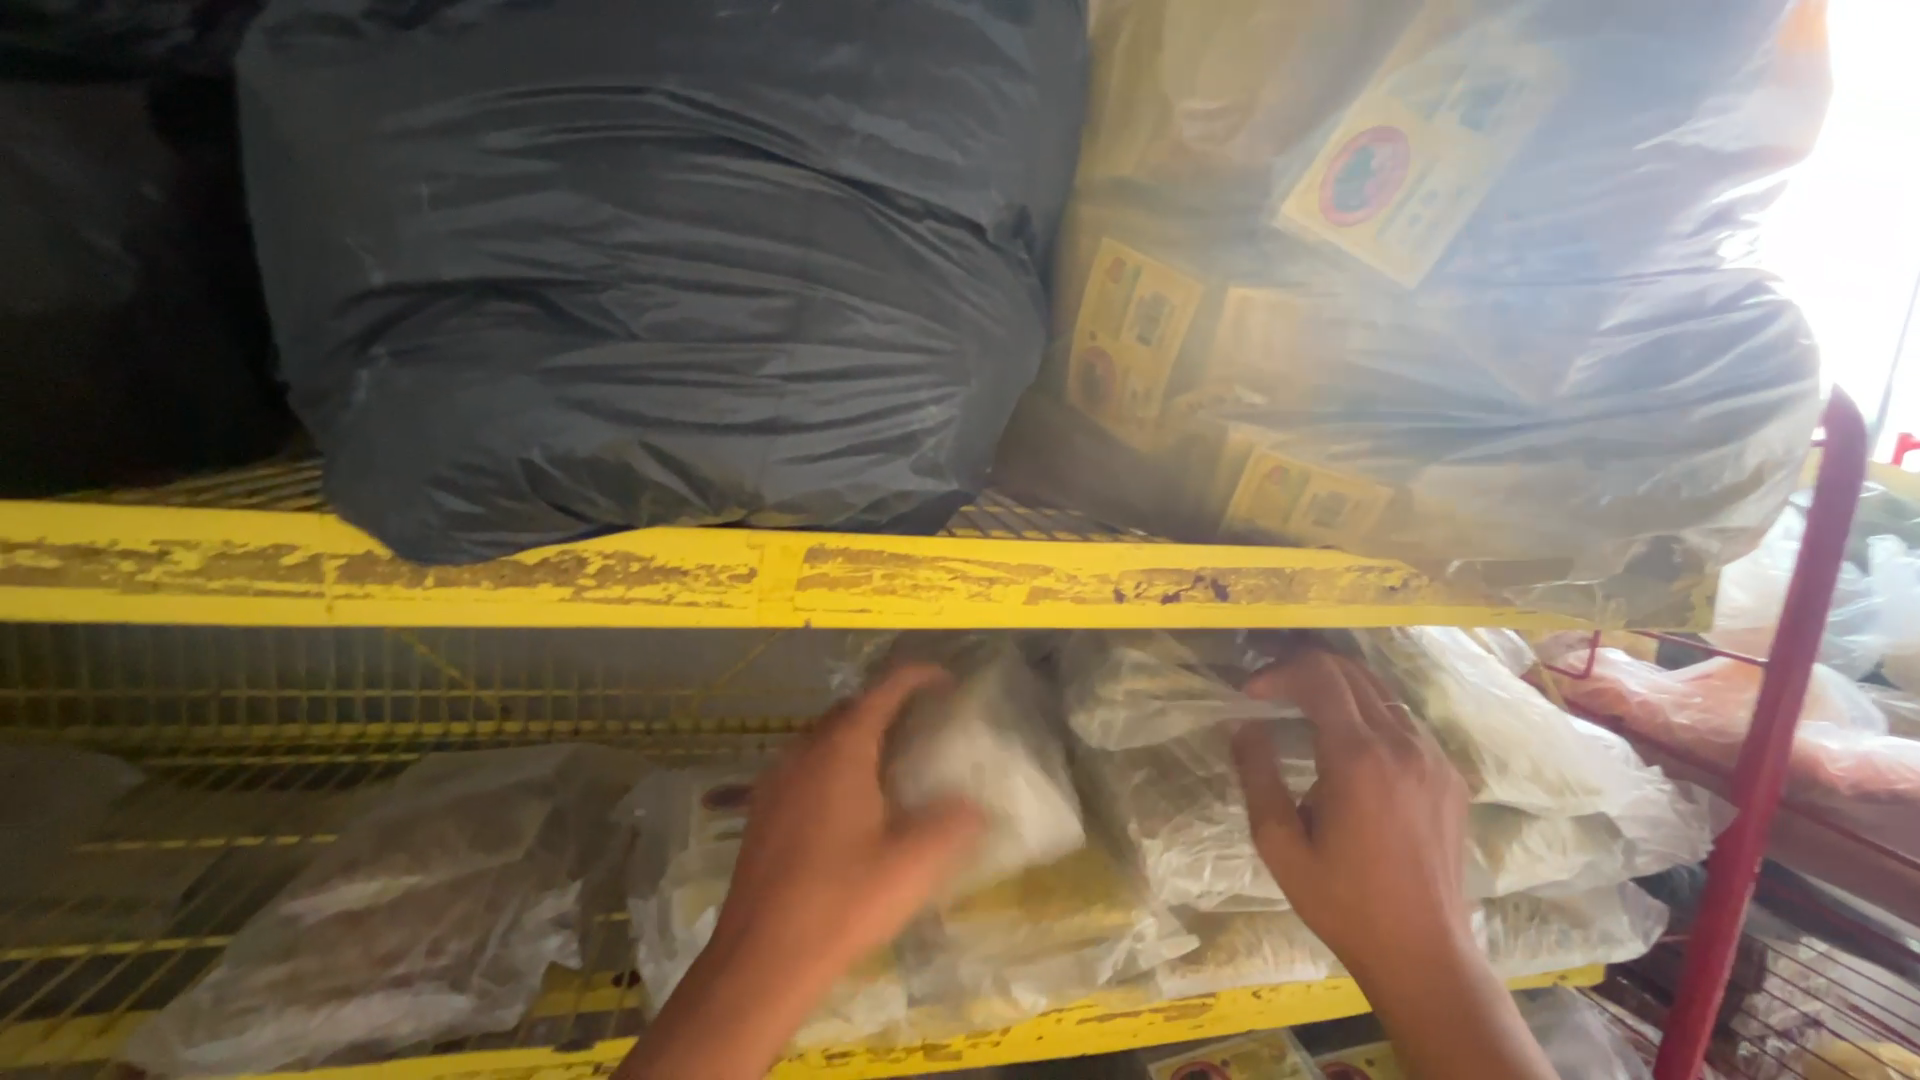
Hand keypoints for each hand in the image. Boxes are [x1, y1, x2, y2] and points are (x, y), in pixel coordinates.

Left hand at [620, 664, 983, 1079]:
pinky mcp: (761, 811)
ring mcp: (775, 781)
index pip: (882, 691)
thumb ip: (953, 824)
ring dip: (858, 737)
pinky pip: (804, 768)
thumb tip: (974, 805)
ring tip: (892, 766)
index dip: (916, 677)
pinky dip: (833, 766)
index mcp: (841, 750)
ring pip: (823, 739)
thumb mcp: (913, 864)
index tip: (946, 681)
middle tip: (923, 728)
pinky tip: (850, 808)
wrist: (762, 958)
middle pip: (850, 710)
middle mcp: (803, 752)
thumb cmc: (843, 902)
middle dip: (888, 707)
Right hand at [1230, 648, 1474, 978]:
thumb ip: (1256, 773)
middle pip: (1351, 672)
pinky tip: (1348, 747)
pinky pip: (1405, 722)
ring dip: (1338, 689)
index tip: (1250, 693)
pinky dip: (1369, 714)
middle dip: (1304, 670)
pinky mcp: (1451, 776)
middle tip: (1270, 692)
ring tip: (1304, 711)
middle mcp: (1403, 745)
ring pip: (1381, 692)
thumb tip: (1243, 723)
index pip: (1320, 675)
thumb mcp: (1278, 843)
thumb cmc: (1341, 901)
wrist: (1422, 952)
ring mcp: (1435, 758)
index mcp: (1358, 757)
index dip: (1278, 672)